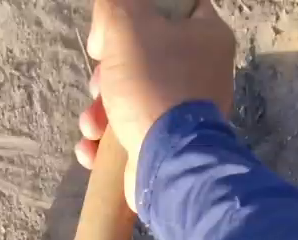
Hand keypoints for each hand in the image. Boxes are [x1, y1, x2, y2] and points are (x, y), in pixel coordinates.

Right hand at [75, 0, 235, 209]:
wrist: (167, 165)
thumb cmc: (153, 86)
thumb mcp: (127, 24)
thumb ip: (114, 5)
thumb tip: (105, 32)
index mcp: (206, 37)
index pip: (172, 7)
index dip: (135, 14)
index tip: (113, 33)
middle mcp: (201, 76)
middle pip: (142, 60)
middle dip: (107, 75)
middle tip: (99, 86)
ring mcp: (184, 119)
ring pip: (131, 102)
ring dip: (99, 114)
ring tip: (92, 127)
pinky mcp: (166, 152)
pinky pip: (130, 138)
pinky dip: (106, 146)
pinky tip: (92, 149)